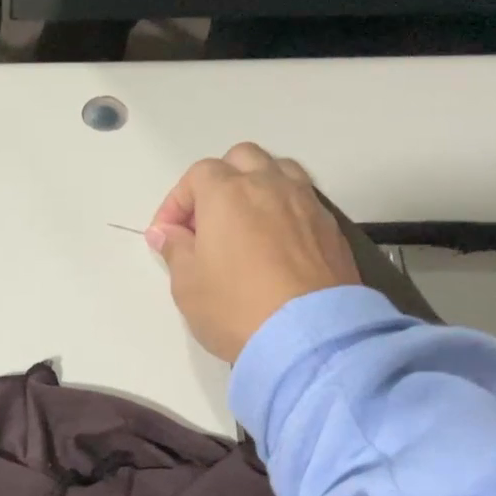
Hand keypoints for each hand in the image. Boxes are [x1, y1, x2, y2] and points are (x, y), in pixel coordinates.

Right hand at [145, 142, 360, 362]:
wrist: (304, 335)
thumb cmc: (233, 307)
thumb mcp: (187, 284)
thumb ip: (175, 249)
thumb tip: (166, 232)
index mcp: (228, 194)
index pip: (197, 175)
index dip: (176, 202)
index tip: (167, 236)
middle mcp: (269, 185)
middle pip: (241, 160)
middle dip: (218, 183)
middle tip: (205, 223)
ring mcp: (305, 201)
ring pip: (278, 171)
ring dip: (255, 188)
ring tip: (242, 226)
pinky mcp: (329, 225)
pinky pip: (301, 199)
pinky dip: (281, 209)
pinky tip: (272, 244)